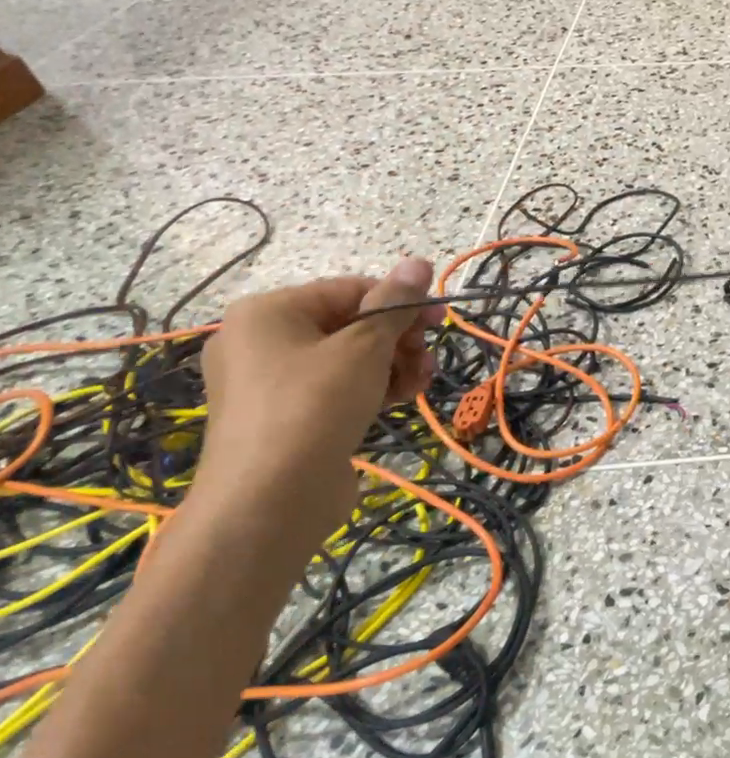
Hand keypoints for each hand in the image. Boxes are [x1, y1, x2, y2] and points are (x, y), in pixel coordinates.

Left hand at [194, 258, 443, 554]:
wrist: (270, 496)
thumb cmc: (315, 405)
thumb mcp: (365, 348)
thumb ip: (395, 304)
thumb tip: (419, 261)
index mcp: (269, 312)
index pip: (351, 289)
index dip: (401, 303)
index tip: (440, 324)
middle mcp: (261, 340)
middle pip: (351, 323)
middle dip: (398, 339)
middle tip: (426, 360)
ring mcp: (269, 381)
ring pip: (349, 357)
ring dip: (393, 364)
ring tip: (418, 384)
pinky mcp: (285, 414)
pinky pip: (336, 386)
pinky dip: (372, 387)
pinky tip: (400, 399)